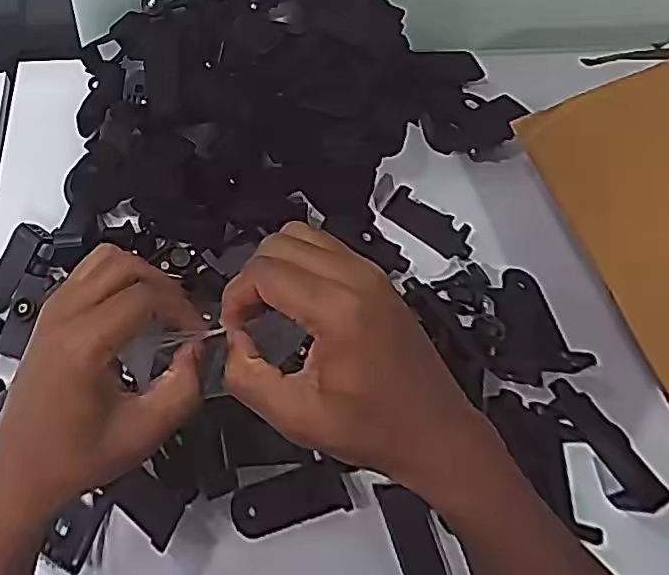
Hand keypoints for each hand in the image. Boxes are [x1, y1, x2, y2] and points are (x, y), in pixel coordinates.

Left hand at [0, 244, 206, 525]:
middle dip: (163, 284)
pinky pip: (88, 270)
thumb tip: (196, 353)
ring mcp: (53, 311)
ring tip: (157, 304)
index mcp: (82, 344)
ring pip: (104, 256)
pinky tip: (129, 308)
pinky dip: (116, 276)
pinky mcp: (50, 313)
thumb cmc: (67, 458)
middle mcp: (63, 318)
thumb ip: (182, 391)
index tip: (193, 327)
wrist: (20, 473)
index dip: (180, 306)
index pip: (144, 295)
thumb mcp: (141, 434)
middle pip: (126, 264)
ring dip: (139, 272)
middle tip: (180, 313)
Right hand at [219, 221, 499, 493]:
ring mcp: (369, 273)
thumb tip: (232, 345)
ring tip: (270, 304)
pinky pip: (323, 245)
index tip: (235, 325)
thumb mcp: (298, 418)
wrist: (435, 434)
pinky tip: (296, 302)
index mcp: (340, 310)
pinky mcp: (375, 276)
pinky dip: (298, 262)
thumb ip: (248, 378)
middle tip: (248, 315)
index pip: (264, 271)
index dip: (236, 296)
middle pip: (278, 242)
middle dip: (251, 276)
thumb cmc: (383, 427)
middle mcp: (357, 280)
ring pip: (300, 233)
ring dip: (274, 263)